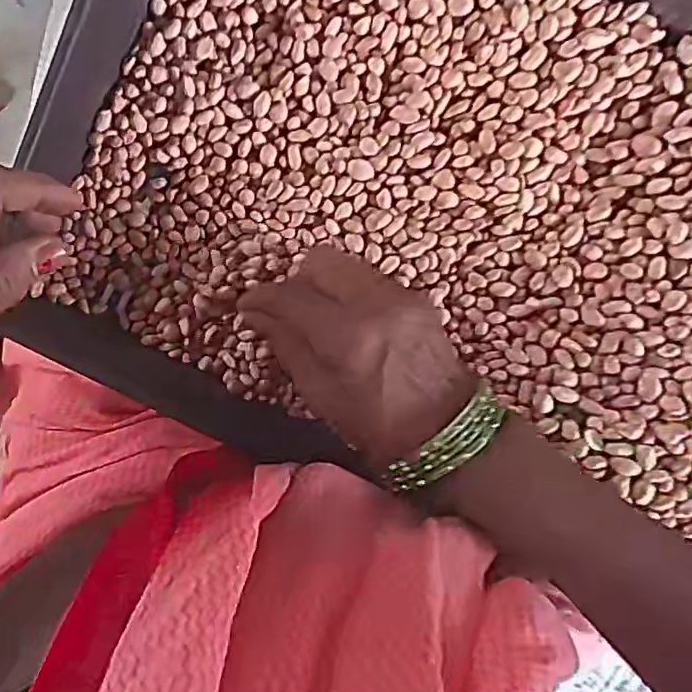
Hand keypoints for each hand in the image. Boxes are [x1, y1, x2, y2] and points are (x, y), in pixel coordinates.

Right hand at [238, 247, 477, 466]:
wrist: (445, 430)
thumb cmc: (374, 424)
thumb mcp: (319, 393)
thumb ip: (286, 345)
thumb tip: (257, 315)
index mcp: (347, 336)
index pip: (291, 296)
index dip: (261, 297)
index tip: (246, 305)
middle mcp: (374, 304)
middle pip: (318, 261)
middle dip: (294, 280)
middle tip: (284, 308)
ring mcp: (399, 295)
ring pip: (344, 264)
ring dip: (321, 282)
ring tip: (315, 313)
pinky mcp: (414, 296)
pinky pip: (366, 277)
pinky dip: (346, 290)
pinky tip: (345, 318)